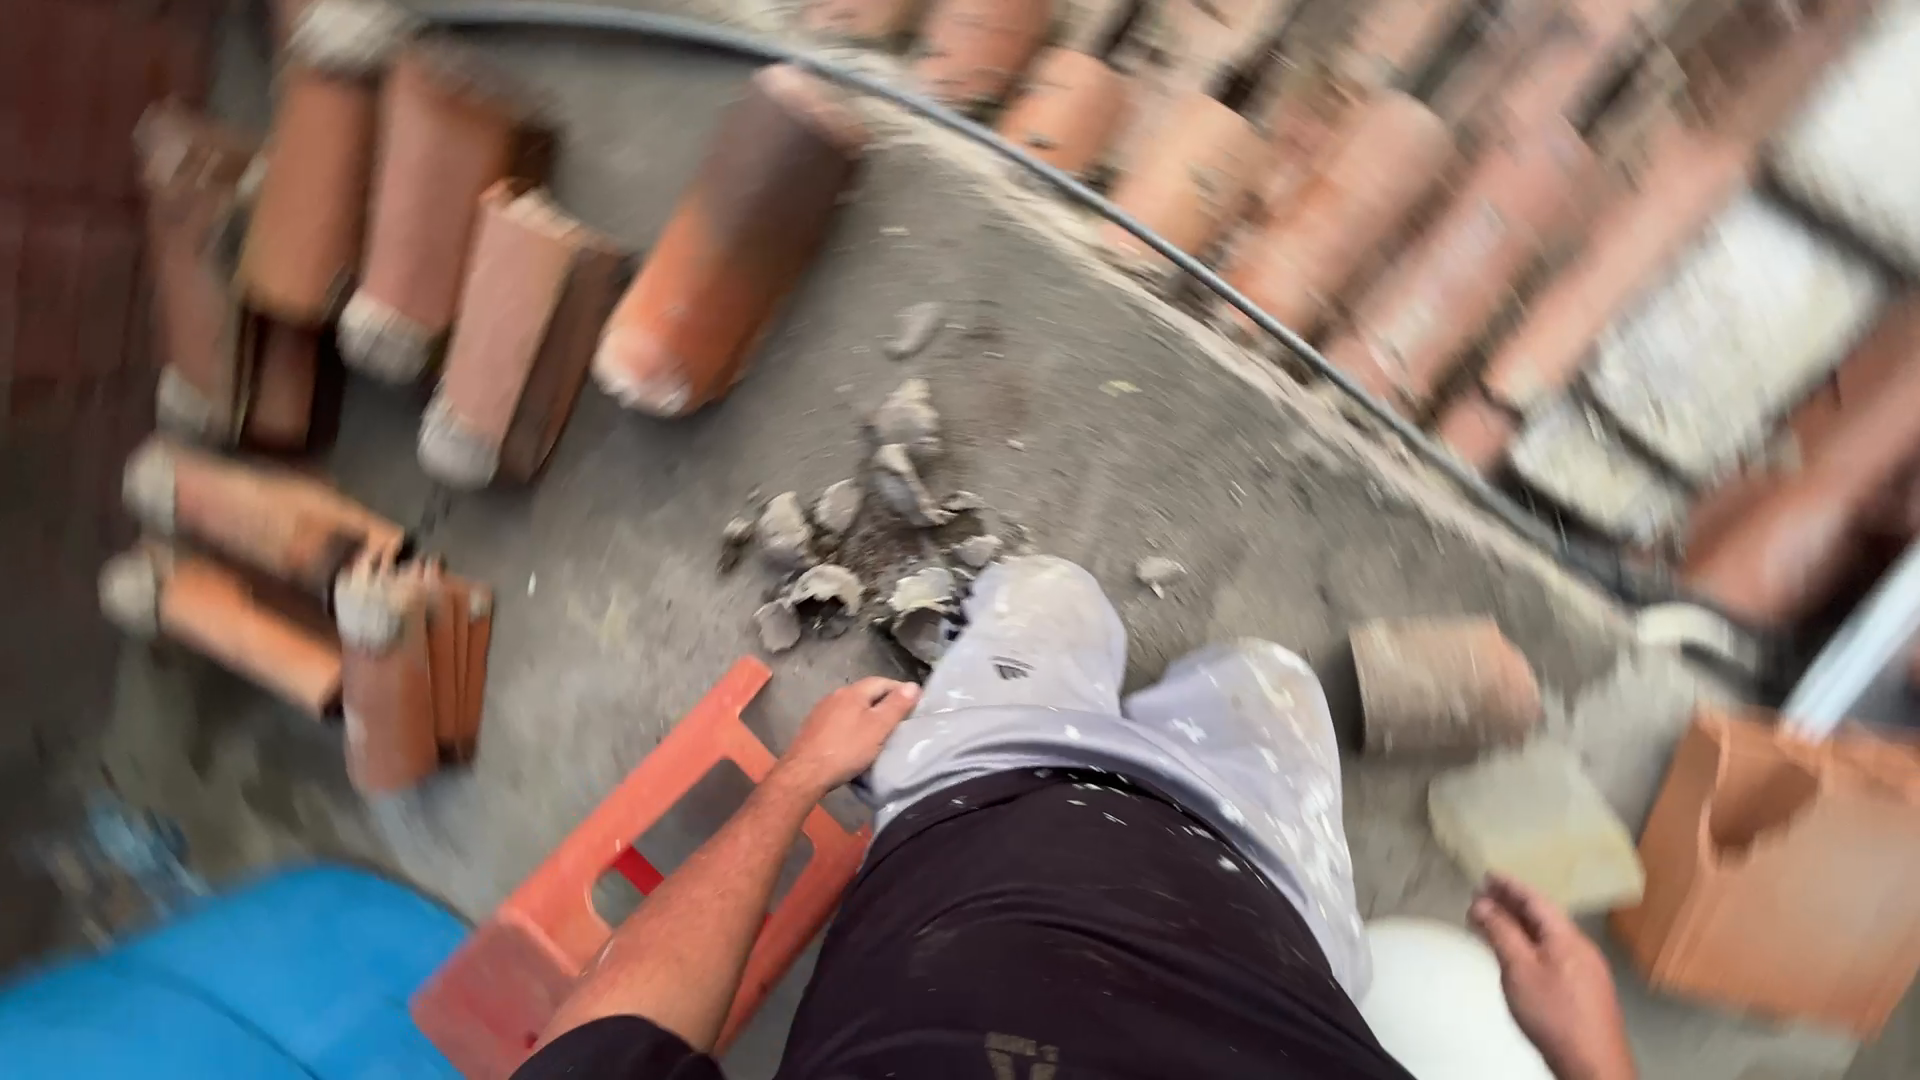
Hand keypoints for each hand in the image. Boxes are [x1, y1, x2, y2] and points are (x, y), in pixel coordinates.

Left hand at [773, 677, 920, 797]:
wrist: (805, 773)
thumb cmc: (846, 749)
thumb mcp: (878, 728)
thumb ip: (896, 705)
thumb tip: (913, 685)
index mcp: (853, 692)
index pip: (882, 681)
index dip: (900, 690)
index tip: (913, 704)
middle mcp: (836, 695)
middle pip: (866, 692)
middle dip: (883, 701)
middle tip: (899, 718)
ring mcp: (822, 711)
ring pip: (851, 706)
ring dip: (867, 713)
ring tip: (880, 729)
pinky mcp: (813, 727)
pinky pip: (839, 719)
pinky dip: (852, 723)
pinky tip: (855, 738)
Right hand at [1470, 874, 1636, 1079]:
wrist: (1593, 1068)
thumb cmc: (1554, 1013)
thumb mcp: (1518, 968)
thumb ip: (1500, 931)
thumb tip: (1482, 904)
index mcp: (1568, 939)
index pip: (1536, 901)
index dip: (1510, 886)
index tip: (1487, 874)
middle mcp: (1580, 950)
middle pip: (1541, 917)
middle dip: (1510, 905)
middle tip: (1479, 895)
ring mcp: (1583, 971)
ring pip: (1544, 937)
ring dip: (1515, 925)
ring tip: (1486, 920)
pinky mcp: (1580, 990)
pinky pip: (1548, 953)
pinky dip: (1525, 943)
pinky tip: (1509, 950)